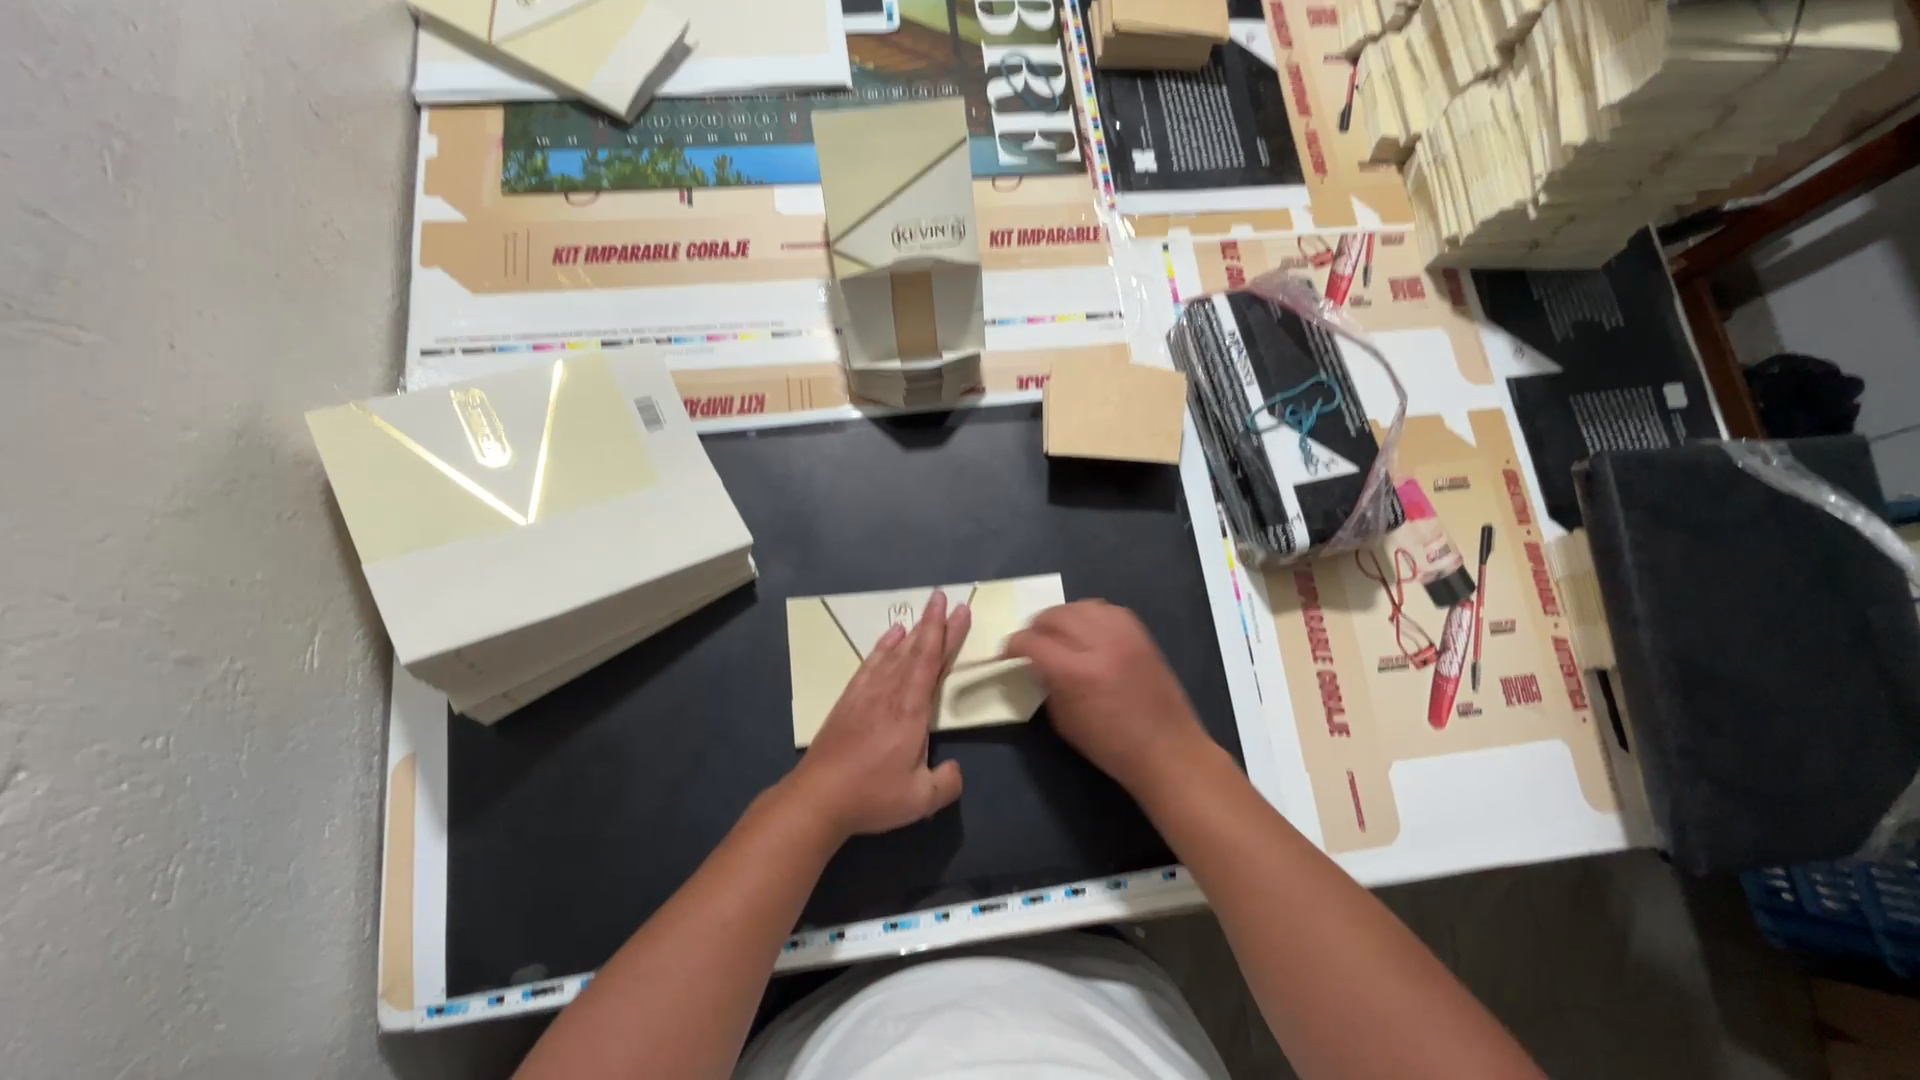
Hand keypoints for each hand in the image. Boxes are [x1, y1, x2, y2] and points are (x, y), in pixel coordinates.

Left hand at [784, 590, 970, 839]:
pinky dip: (882, 647)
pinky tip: (890, 638)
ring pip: (893, 654)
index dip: (946, 634)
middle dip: (933, 624)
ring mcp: (866, 694)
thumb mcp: (921, 799)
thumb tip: (954, 769)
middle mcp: (889, 693)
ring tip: (923, 613)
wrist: (818, 797)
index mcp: (911, 710)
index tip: (959, 610)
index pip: (932, 662)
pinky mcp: (848, 701)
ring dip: (911, 632)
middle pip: (915, 650)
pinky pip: (870, 664)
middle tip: (945, 598)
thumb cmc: (872, 796)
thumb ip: (947, 783)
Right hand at [1005, 600, 1213, 795]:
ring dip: (1062, 617)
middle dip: (1036, 627)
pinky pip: (1107, 609)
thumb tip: (1037, 664)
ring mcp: (1124, 635)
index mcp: (1075, 672)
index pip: (1032, 641)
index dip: (1013, 645)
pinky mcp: (1141, 633)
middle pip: (1055, 616)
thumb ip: (1047, 684)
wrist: (1167, 749)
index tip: (1008, 654)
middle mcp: (1099, 644)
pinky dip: (1090, 615)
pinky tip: (1086, 630)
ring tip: (1058, 633)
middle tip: (1031, 643)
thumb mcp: (1063, 721)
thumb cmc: (1110, 746)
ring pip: (1080, 606)